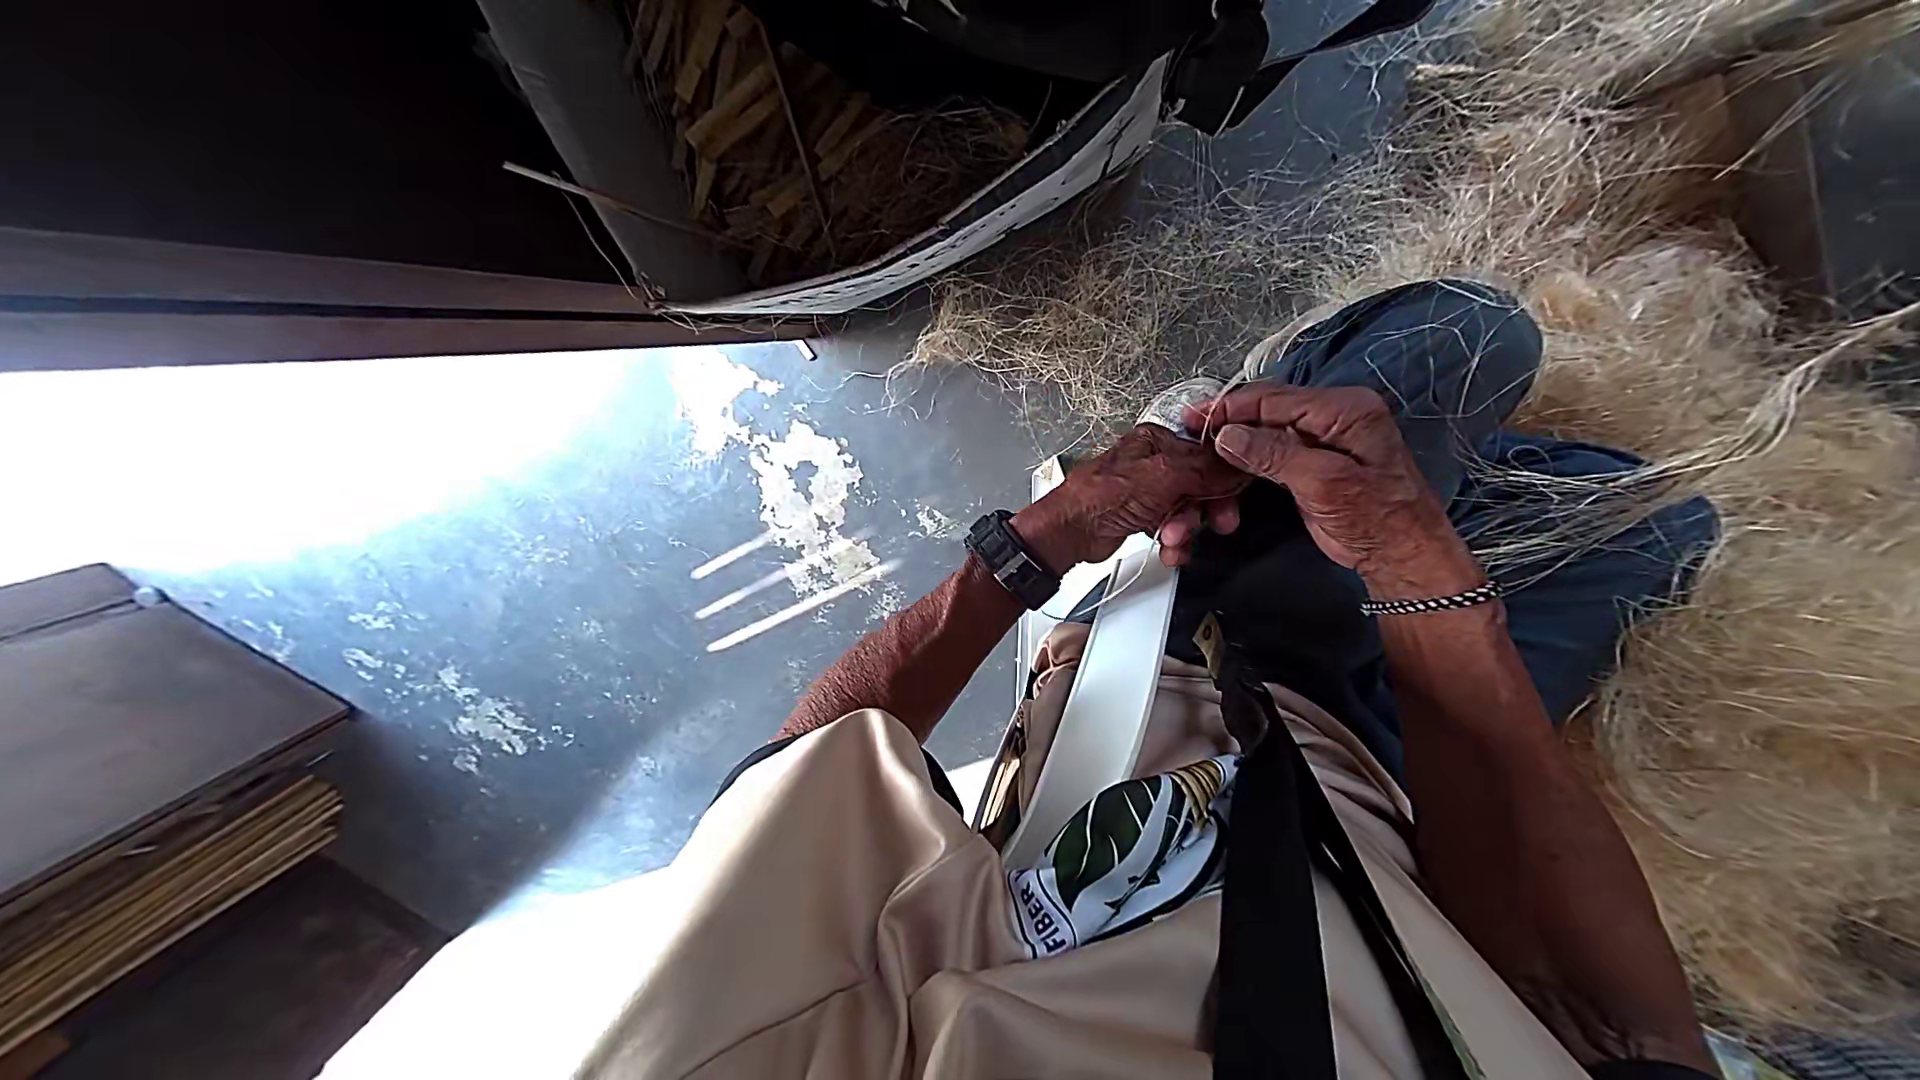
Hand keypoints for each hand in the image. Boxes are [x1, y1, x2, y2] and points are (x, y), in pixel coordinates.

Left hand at [1011, 424, 1248, 571]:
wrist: (1070, 533)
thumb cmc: (1099, 498)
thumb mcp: (1163, 477)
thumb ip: (1205, 470)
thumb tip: (1238, 464)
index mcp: (1157, 443)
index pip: (1207, 455)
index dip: (1224, 477)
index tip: (1232, 496)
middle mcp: (1153, 465)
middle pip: (1201, 486)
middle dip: (1205, 509)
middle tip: (1214, 522)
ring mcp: (1147, 492)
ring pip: (1188, 511)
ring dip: (1186, 530)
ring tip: (1173, 537)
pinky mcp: (1142, 517)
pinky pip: (1172, 529)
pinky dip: (1174, 542)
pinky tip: (1169, 549)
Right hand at [1182, 385, 1484, 598]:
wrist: (1399, 553)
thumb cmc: (1377, 518)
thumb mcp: (1322, 482)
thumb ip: (1273, 453)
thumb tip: (1227, 435)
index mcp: (1344, 410)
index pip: (1273, 398)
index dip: (1229, 407)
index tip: (1195, 417)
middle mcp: (1333, 417)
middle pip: (1267, 410)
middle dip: (1227, 421)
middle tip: (1190, 431)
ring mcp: (1322, 440)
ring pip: (1265, 430)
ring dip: (1233, 440)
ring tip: (1201, 448)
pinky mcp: (1311, 463)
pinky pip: (1271, 450)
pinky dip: (1246, 456)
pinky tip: (1226, 462)